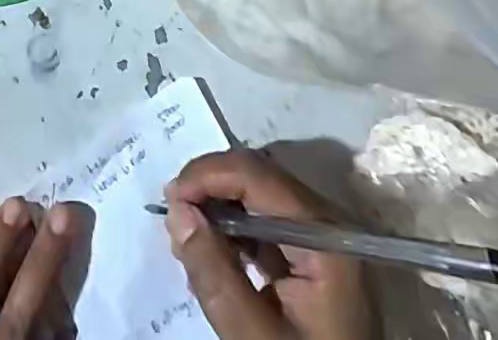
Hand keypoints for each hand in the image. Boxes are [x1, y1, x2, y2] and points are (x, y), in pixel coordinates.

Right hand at [164, 150, 373, 339]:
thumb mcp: (254, 338)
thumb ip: (214, 273)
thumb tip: (178, 209)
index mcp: (323, 237)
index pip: (256, 175)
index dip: (207, 175)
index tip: (169, 201)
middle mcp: (328, 223)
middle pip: (258, 178)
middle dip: (210, 189)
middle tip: (174, 220)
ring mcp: (323, 239)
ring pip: (259, 196)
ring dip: (219, 209)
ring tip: (189, 241)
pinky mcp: (315, 258)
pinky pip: (267, 223)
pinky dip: (235, 230)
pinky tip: (214, 256)